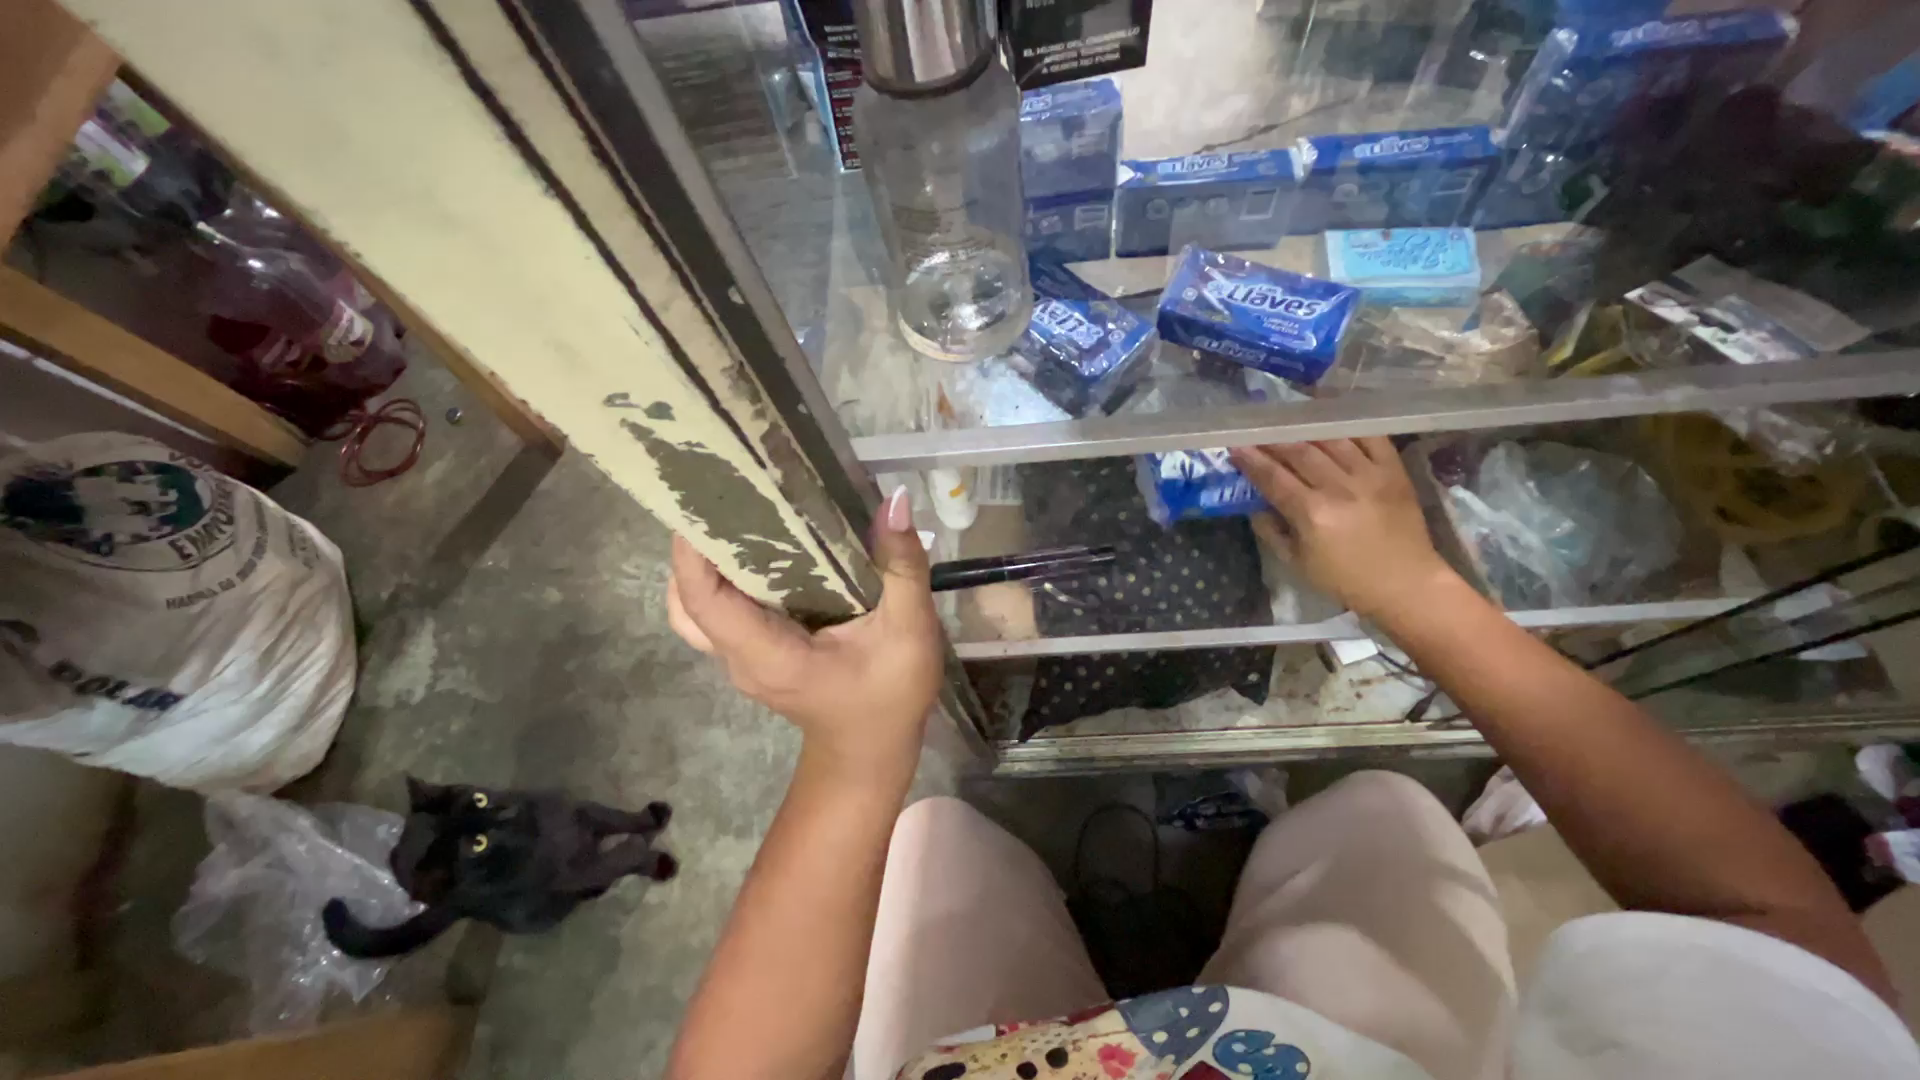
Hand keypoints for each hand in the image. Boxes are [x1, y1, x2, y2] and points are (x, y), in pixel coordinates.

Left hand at [667, 488, 943, 778]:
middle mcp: (739, 658)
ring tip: (734, 518)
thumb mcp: (910, 631)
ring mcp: (739, 660)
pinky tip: (755, 548)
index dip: (692, 551)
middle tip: (723, 496)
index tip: (704, 498)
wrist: (871, 753)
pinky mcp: (750, 655)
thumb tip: (895, 502)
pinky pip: (717, 613)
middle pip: (687, 601)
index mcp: (767, 654)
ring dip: (703, 564)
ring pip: (694, 609)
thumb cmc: (889, 697)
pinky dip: (721, 580)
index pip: (705, 600)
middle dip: (694, 547)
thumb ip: (902, 566)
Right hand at [1229, 438, 1457, 620]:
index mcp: (1312, 514)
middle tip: (1256, 431)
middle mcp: (1339, 488)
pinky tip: (1331, 418)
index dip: (1251, 460)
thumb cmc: (1346, 580)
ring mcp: (1369, 475)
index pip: (1273, 477)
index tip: (1235, 447)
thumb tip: (1255, 505)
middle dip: (1272, 439)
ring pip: (1330, 440)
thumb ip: (1271, 531)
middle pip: (1298, 452)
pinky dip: (1348, 425)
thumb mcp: (1297, 563)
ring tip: (1288, 423)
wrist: (1405, 583)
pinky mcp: (1393, 471)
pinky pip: (1370, 437)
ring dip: (1305, 428)